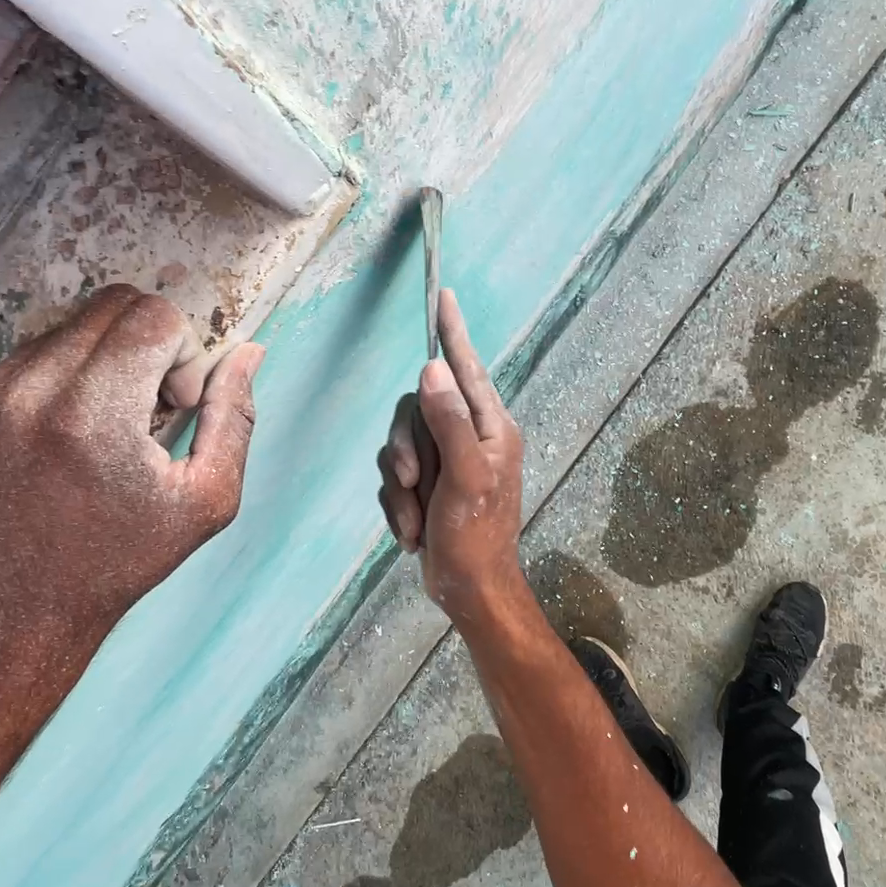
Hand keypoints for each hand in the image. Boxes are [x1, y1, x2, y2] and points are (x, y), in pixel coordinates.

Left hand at [0, 284, 262, 643]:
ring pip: (69, 328)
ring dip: (103, 362)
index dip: (183, 351)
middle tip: (148, 407)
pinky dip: (59, 380)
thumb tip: (248, 351)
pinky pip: (26, 356)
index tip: (176, 404)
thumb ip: (233, 416)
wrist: (17, 609)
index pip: (153, 315)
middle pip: (112, 305)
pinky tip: (61, 436)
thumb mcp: (207, 498)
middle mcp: (26, 393)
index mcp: (92, 415)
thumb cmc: (123, 557)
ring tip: (103, 426)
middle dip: (148, 344)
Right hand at [377, 289, 524, 622]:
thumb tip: (432, 369)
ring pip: (400, 445)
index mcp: (491, 426)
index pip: (467, 368)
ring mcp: (446, 460)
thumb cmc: (477, 534)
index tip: (445, 296)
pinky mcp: (426, 484)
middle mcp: (469, 435)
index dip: (453, 333)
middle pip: (416, 410)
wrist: (468, 590)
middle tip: (413, 483)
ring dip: (402, 489)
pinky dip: (399, 506)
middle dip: (407, 450)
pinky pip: (394, 477)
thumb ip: (450, 421)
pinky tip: (416, 532)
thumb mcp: (466, 477)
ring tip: (418, 520)